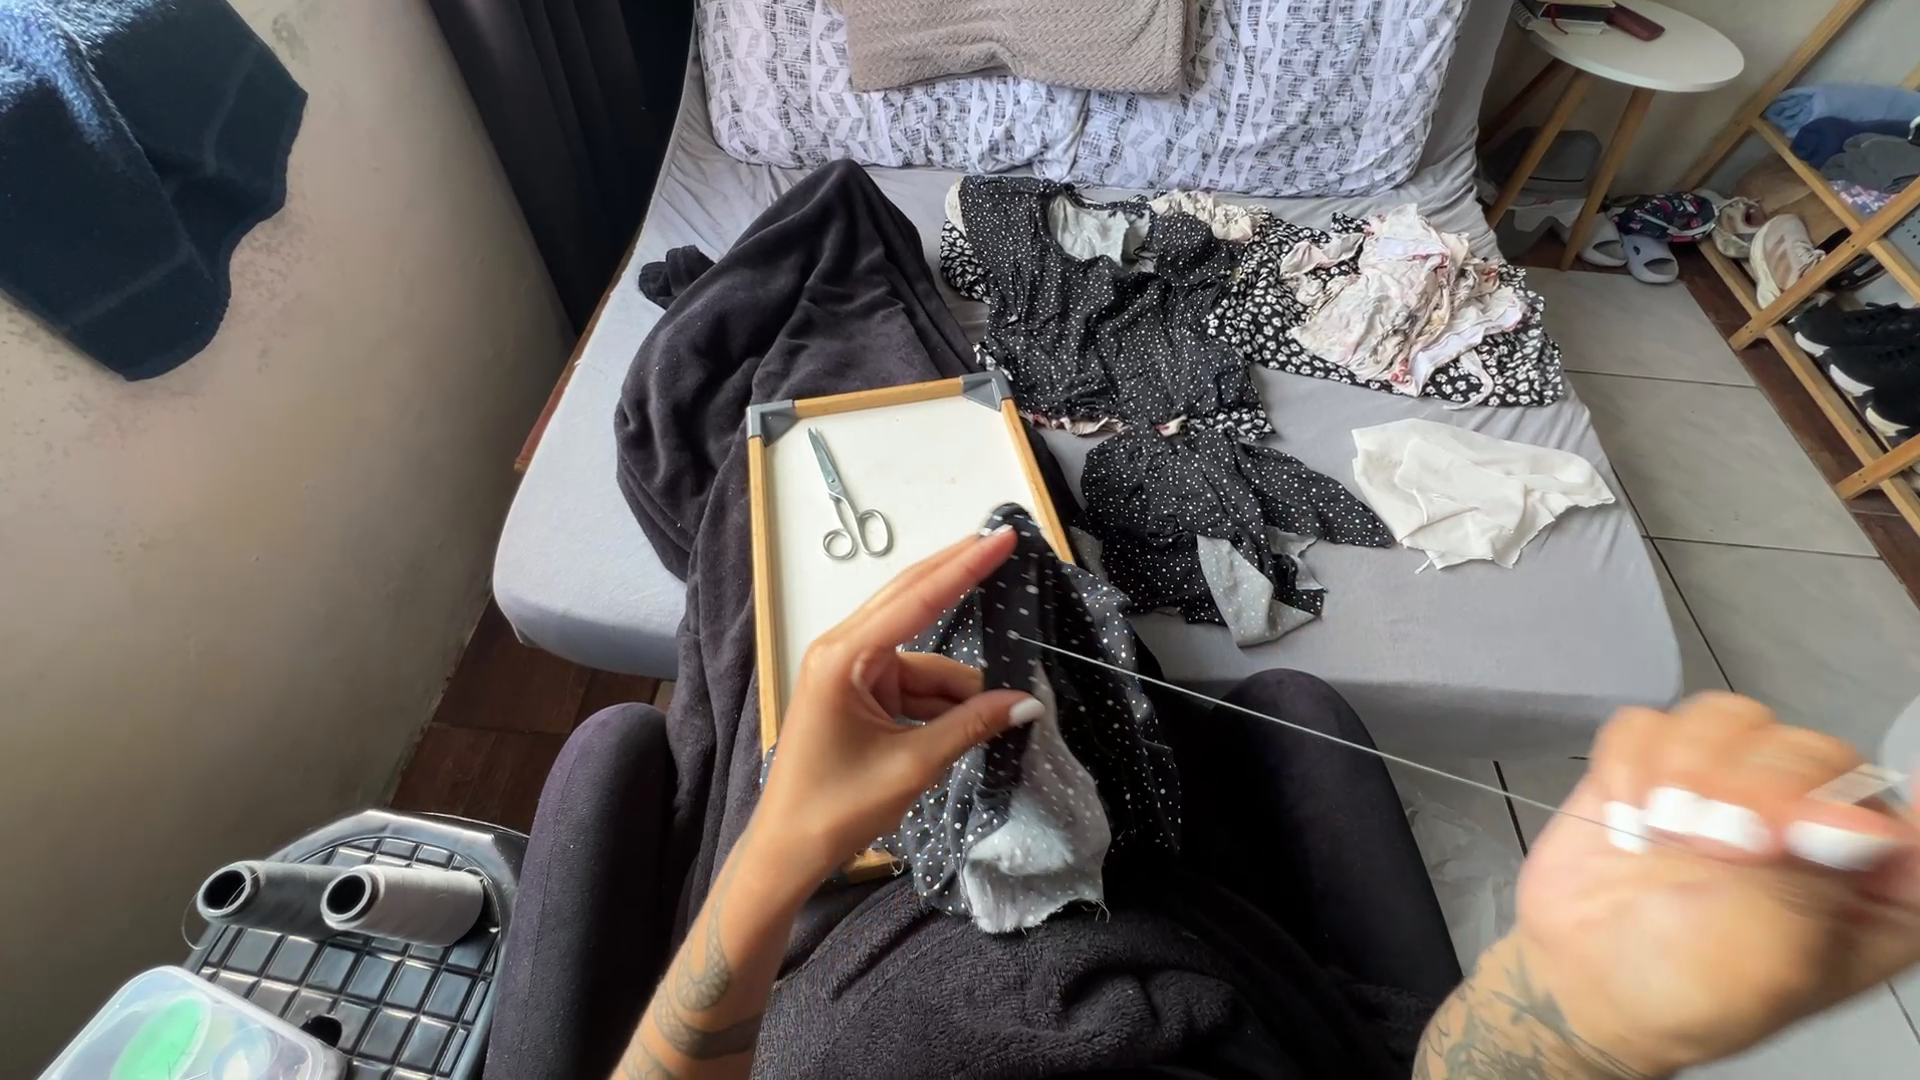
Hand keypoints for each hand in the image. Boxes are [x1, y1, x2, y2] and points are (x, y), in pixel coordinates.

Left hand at [750, 527, 1042, 890]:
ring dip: (960, 684)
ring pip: (923, 659)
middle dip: (959, 580)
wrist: (787, 851)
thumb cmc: (838, 807)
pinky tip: (976, 720)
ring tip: (1003, 711)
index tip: (1000, 536)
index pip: (917, 599)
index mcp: (845, 656)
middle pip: (914, 603)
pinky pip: (913, 683)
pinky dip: (943, 700)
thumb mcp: (912, 765)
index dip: (964, 568)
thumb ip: (971, 725)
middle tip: (1004, 547)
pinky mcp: (859, 692)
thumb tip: (1028, 702)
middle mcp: (844, 650)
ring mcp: (851, 670)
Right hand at [1514, 693, 1919, 1076]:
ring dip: (1681, 762)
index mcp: (1875, 878)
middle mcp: (1805, 821)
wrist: (1580, 971)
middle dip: (1744, 782)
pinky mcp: (1644, 769)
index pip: (1892, 803)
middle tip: (1700, 838)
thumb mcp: (1764, 955)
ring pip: (1723, 718)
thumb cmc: (1688, 984)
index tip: (1787, 834)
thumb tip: (1854, 822)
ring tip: (1658, 820)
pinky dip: (1625, 757)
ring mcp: (1719, 788)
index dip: (1842, 801)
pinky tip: (1623, 806)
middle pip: (1802, 745)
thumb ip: (1805, 882)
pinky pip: (1643, 723)